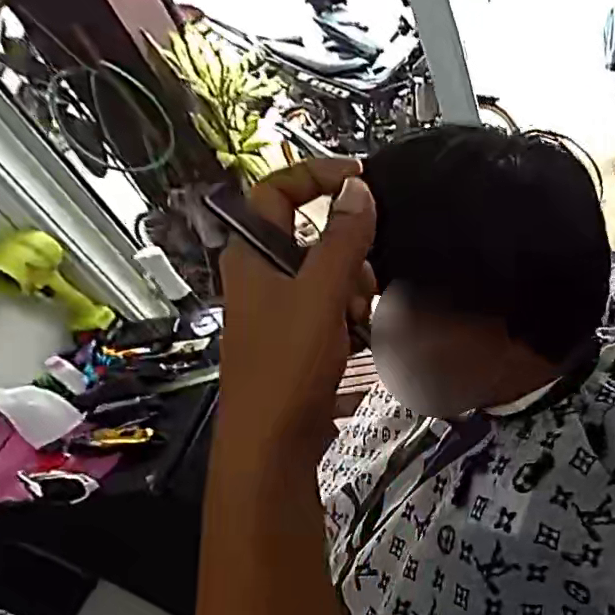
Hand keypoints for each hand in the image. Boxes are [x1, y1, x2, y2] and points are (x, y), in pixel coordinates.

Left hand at [215, 158, 376, 458]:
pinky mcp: (298, 340)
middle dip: (348, 254)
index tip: (361, 179)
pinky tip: (358, 339)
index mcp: (252, 254)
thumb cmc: (287, 363)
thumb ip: (341, 240)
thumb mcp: (319, 294)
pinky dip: (349, 318)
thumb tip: (358, 190)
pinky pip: (332, 311)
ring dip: (354, 291)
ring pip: (328, 277)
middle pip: (312, 238)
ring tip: (359, 320)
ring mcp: (280, 310)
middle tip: (362, 284)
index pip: (277, 191)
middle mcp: (262, 275)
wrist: (273, 438)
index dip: (316, 176)